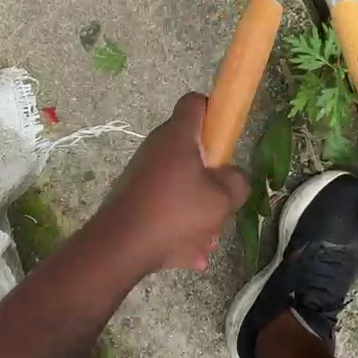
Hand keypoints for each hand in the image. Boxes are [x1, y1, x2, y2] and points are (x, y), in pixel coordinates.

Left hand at [91, 92, 249, 273]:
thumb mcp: (221, 200)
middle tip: (221, 199)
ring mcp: (143, 173)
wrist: (119, 246)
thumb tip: (235, 177)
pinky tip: (191, 255)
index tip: (226, 138)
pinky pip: (166, 206)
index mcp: (178, 135)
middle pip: (192, 150)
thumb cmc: (174, 212)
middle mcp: (158, 147)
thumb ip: (237, 183)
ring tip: (208, 240)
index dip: (214, 112)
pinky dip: (180, 227)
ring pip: (181, 184)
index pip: (196, 102)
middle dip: (211, 178)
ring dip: (198, 210)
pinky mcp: (134, 198)